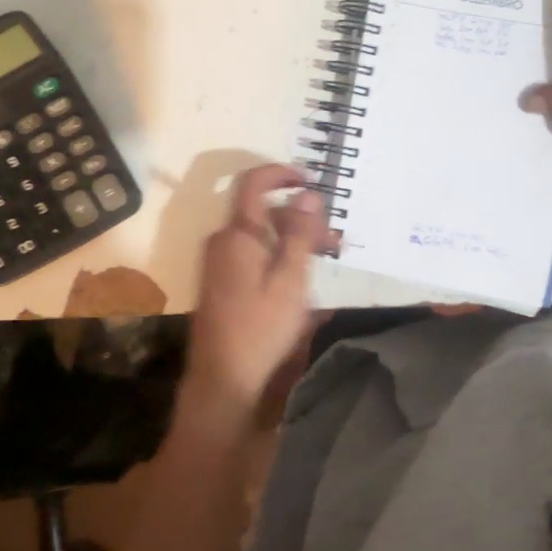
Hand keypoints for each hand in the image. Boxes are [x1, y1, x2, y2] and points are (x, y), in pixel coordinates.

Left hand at [186, 164, 331, 412]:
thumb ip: (301, 233)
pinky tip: (299, 281)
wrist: (224, 378)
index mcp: (237, 234)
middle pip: (262, 212)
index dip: (280, 173)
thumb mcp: (291, 279)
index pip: (253, 182)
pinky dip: (277, 257)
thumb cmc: (261, 327)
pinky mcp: (221, 283)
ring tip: (324, 263)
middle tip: (333, 241)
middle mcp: (222, 241)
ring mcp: (218, 263)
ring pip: (260, 236)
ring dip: (292, 240)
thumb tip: (308, 193)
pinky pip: (252, 255)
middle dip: (299, 218)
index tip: (309, 179)